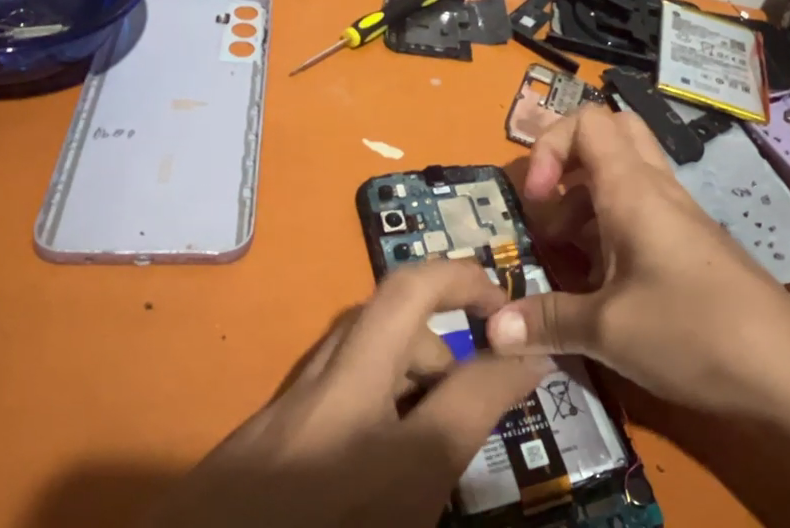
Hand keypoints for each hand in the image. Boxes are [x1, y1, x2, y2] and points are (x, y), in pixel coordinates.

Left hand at [159, 261, 553, 527]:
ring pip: (356, 353)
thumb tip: (528, 359)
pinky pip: (330, 391)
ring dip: (403, 367)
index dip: (470, 285)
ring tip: (425, 432)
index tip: (510, 311)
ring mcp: (284, 412)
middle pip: (385, 314)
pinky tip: (373, 458)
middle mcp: (319, 383)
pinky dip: (370, 400)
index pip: (419, 295)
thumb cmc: (327, 519)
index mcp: (355, 385)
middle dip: (437, 335)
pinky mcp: (262, 442)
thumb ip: (475, 411)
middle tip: (465, 394)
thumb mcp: (415, 479)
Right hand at [483, 105, 789, 415]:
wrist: (789, 373)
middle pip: (611, 137)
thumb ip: (545, 321)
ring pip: (624, 180)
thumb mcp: (607, 331)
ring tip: (566, 261)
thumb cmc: (692, 332)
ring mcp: (679, 220)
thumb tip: (491, 329)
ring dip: (586, 205)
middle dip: (568, 165)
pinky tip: (600, 290)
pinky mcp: (692, 251)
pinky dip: (611, 235)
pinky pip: (641, 218)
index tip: (536, 202)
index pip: (587, 121)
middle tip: (550, 215)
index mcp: (633, 189)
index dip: (549, 148)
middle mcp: (657, 191)